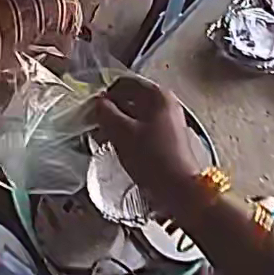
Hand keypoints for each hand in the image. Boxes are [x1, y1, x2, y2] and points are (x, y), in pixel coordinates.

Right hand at [93, 75, 199, 209]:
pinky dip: (129, 133)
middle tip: (97, 126)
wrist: (180, 191)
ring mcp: (170, 121)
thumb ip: (104, 112)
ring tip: (105, 139)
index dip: (105, 95)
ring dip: (118, 123)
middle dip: (111, 111)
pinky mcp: (169, 138)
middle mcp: (166, 103)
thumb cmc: (151, 157)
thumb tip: (97, 103)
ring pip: (136, 114)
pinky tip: (120, 147)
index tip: (93, 111)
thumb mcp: (121, 132)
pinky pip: (143, 128)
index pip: (124, 83)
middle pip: (131, 98)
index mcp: (157, 95)